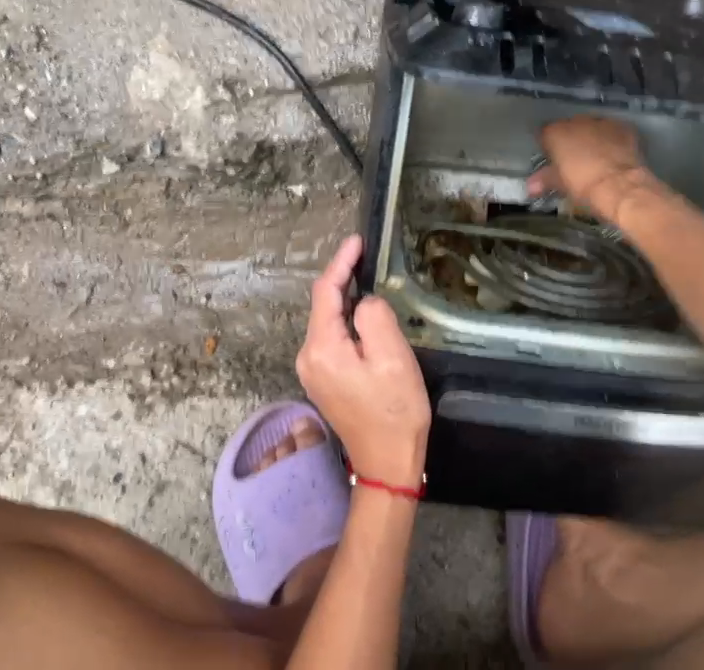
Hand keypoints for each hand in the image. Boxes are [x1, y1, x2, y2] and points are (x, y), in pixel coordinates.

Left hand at [297, 235, 431, 487]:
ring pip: (327, 322)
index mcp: (321, 348)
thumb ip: (374, 316)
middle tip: (367, 255)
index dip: (341, 262)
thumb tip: (363, 301)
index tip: (357, 240)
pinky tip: (362, 316)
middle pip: (323, 305)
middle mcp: (308, 356)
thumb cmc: (395, 411)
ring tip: (367, 278)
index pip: (325, 291)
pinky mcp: (323, 381)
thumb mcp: (392, 356)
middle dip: (343, 278)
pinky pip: (331, 339)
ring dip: (345, 300)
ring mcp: (312, 371)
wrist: (387, 464)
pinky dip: (345, 322)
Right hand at [526, 116, 660, 225]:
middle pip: (569, 127)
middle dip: (571, 140)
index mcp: (555, 133)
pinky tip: (615, 154)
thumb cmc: (583, 185)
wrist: (621, 186)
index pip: (544, 134)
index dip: (548, 147)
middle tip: (574, 161)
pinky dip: (612, 140)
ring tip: (597, 157)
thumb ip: (544, 180)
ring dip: (592, 138)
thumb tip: (531, 186)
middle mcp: (576, 121)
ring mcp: (601, 122)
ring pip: (592, 127)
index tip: (552, 160)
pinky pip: (613, 131)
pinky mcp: (624, 127)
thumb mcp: (560, 185)